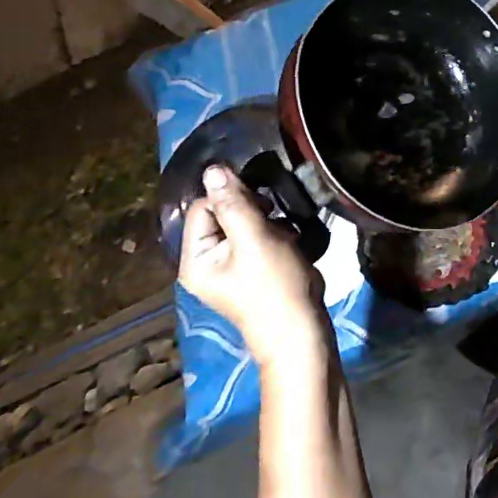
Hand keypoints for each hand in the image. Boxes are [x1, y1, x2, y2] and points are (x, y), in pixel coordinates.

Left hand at [178, 164, 330, 369]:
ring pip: (241, 223)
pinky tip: (287, 242)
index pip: (203, 206)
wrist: (302, 329)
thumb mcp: (254, 238)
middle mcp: (205, 261)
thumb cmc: (275, 285)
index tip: (262, 206)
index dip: (231, 198)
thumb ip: (233, 202)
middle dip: (250, 211)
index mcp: (195, 258)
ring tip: (282, 235)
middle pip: (220, 213)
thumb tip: (212, 169)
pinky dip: (272, 234)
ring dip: (265, 222)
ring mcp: (228, 267)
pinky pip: (254, 237)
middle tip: (273, 220)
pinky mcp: (249, 269)